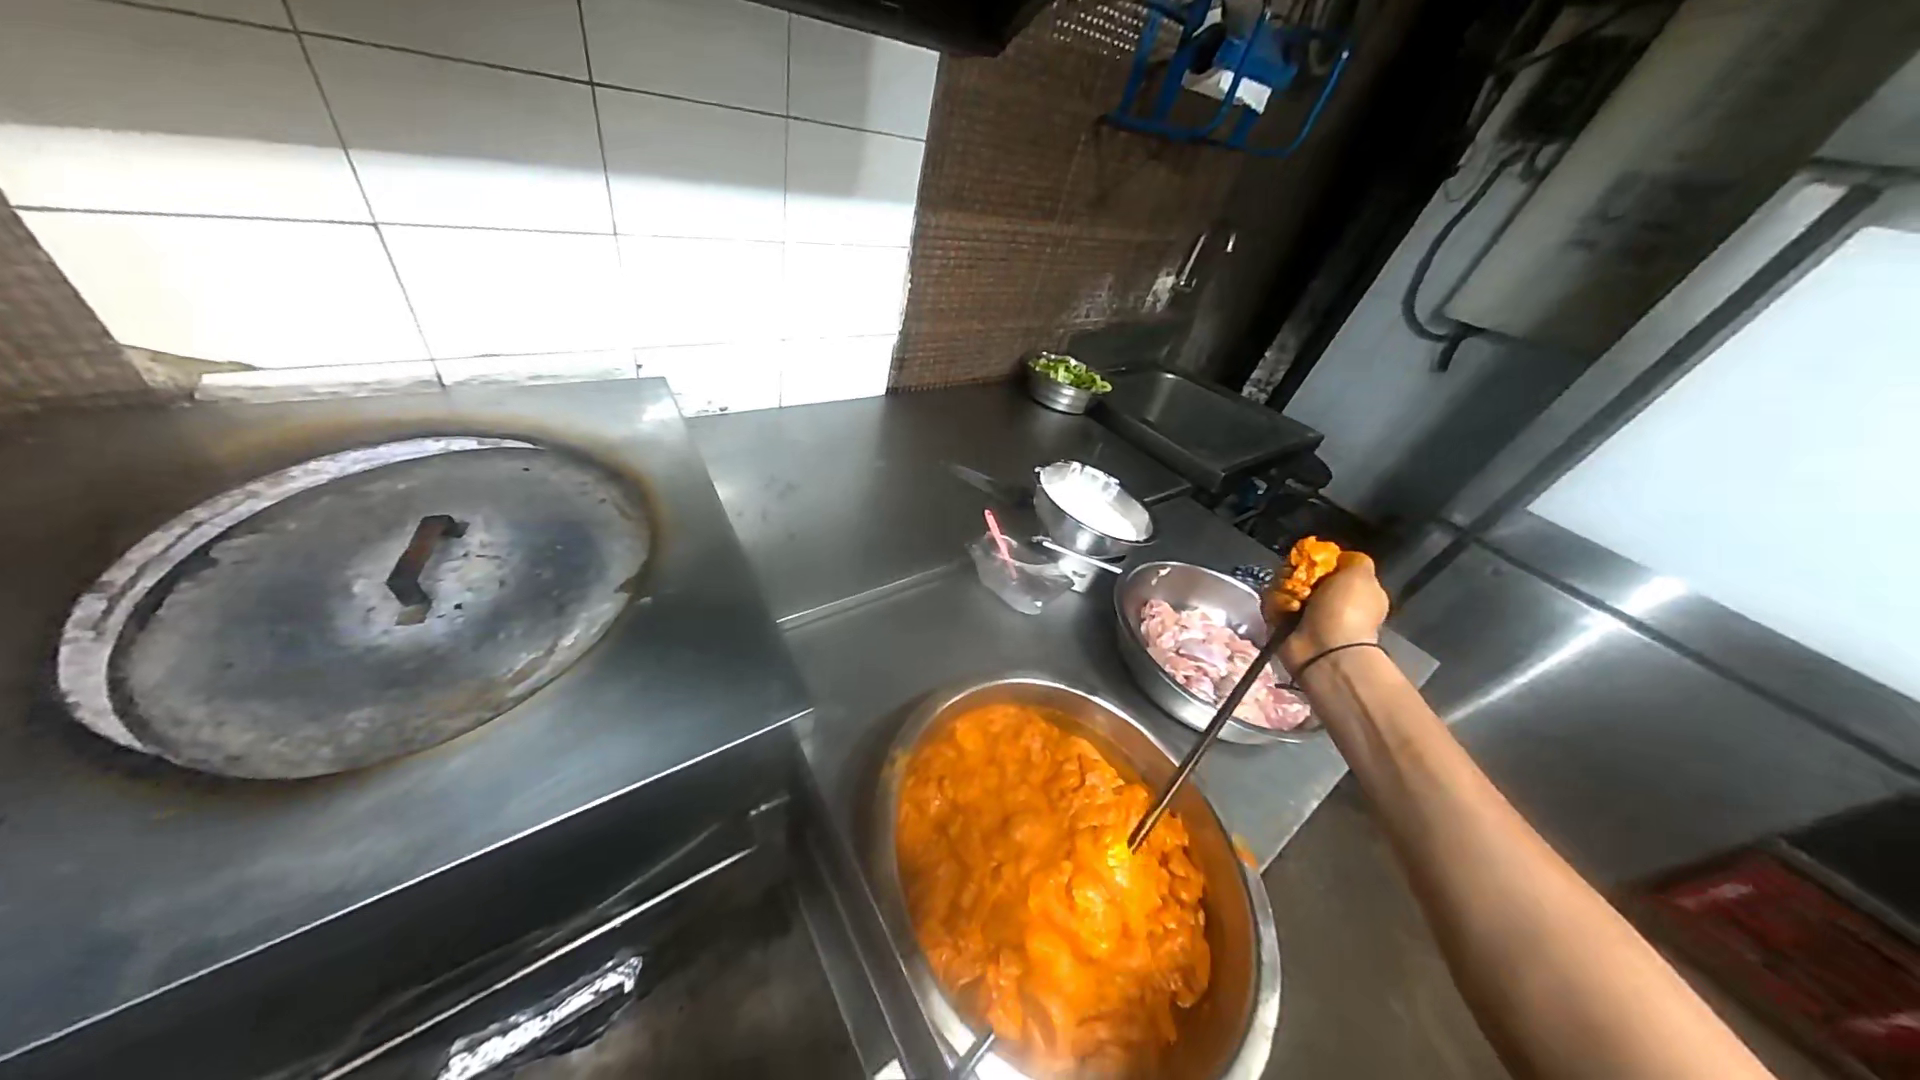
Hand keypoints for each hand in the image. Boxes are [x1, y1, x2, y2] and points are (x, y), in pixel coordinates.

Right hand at [1278, 552, 1387, 675]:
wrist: (1325, 649)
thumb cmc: (1347, 610)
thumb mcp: (1361, 575)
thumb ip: (1353, 560)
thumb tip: (1339, 556)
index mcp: (1351, 590)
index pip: (1328, 565)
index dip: (1319, 558)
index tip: (1313, 558)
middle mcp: (1327, 601)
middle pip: (1301, 572)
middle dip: (1296, 572)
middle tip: (1297, 577)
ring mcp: (1303, 612)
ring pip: (1283, 585)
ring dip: (1284, 588)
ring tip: (1292, 598)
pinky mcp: (1281, 622)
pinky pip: (1271, 603)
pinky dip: (1276, 604)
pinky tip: (1284, 611)